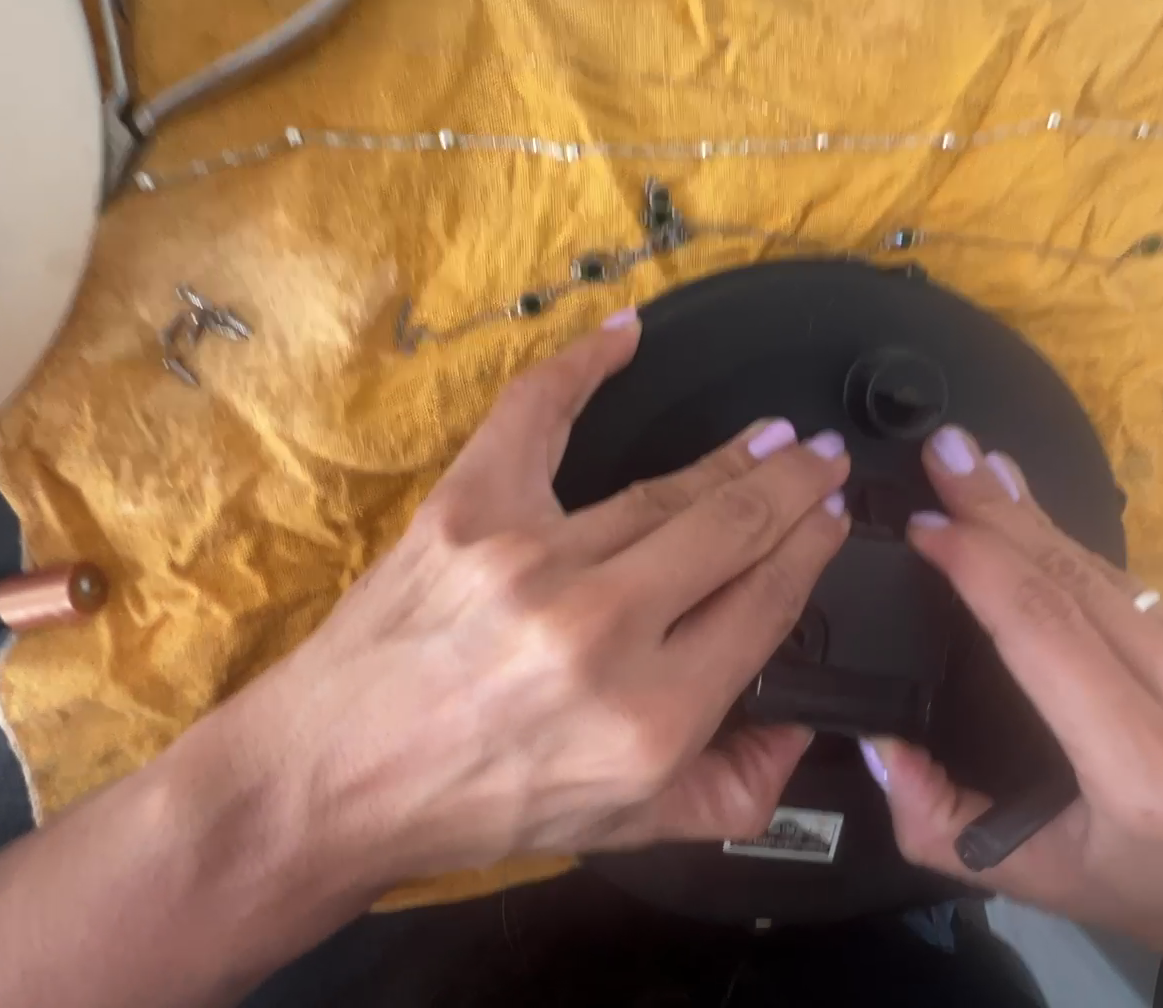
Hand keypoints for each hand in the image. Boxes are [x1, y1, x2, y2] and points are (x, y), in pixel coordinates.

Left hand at [217, 311, 850, 885]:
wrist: (331, 779)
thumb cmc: (484, 803)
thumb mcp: (625, 827)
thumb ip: (732, 792)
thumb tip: (799, 728)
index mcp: (655, 717)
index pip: (765, 603)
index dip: (810, 548)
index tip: (831, 515)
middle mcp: (605, 630)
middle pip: (732, 529)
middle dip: (794, 485)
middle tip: (824, 455)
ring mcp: (533, 560)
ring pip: (664, 488)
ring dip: (733, 455)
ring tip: (773, 435)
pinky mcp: (468, 511)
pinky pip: (538, 415)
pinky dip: (583, 366)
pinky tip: (629, 334)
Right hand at [864, 426, 1162, 1007]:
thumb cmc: (1158, 894)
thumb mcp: (1035, 881)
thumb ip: (937, 823)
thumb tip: (877, 744)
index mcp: (1147, 773)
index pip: (1046, 631)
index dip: (980, 564)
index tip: (925, 523)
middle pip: (1080, 579)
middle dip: (1000, 510)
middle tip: (946, 451)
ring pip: (1115, 577)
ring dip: (1039, 525)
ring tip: (984, 476)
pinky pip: (1152, 596)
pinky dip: (1089, 568)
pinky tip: (1048, 546)